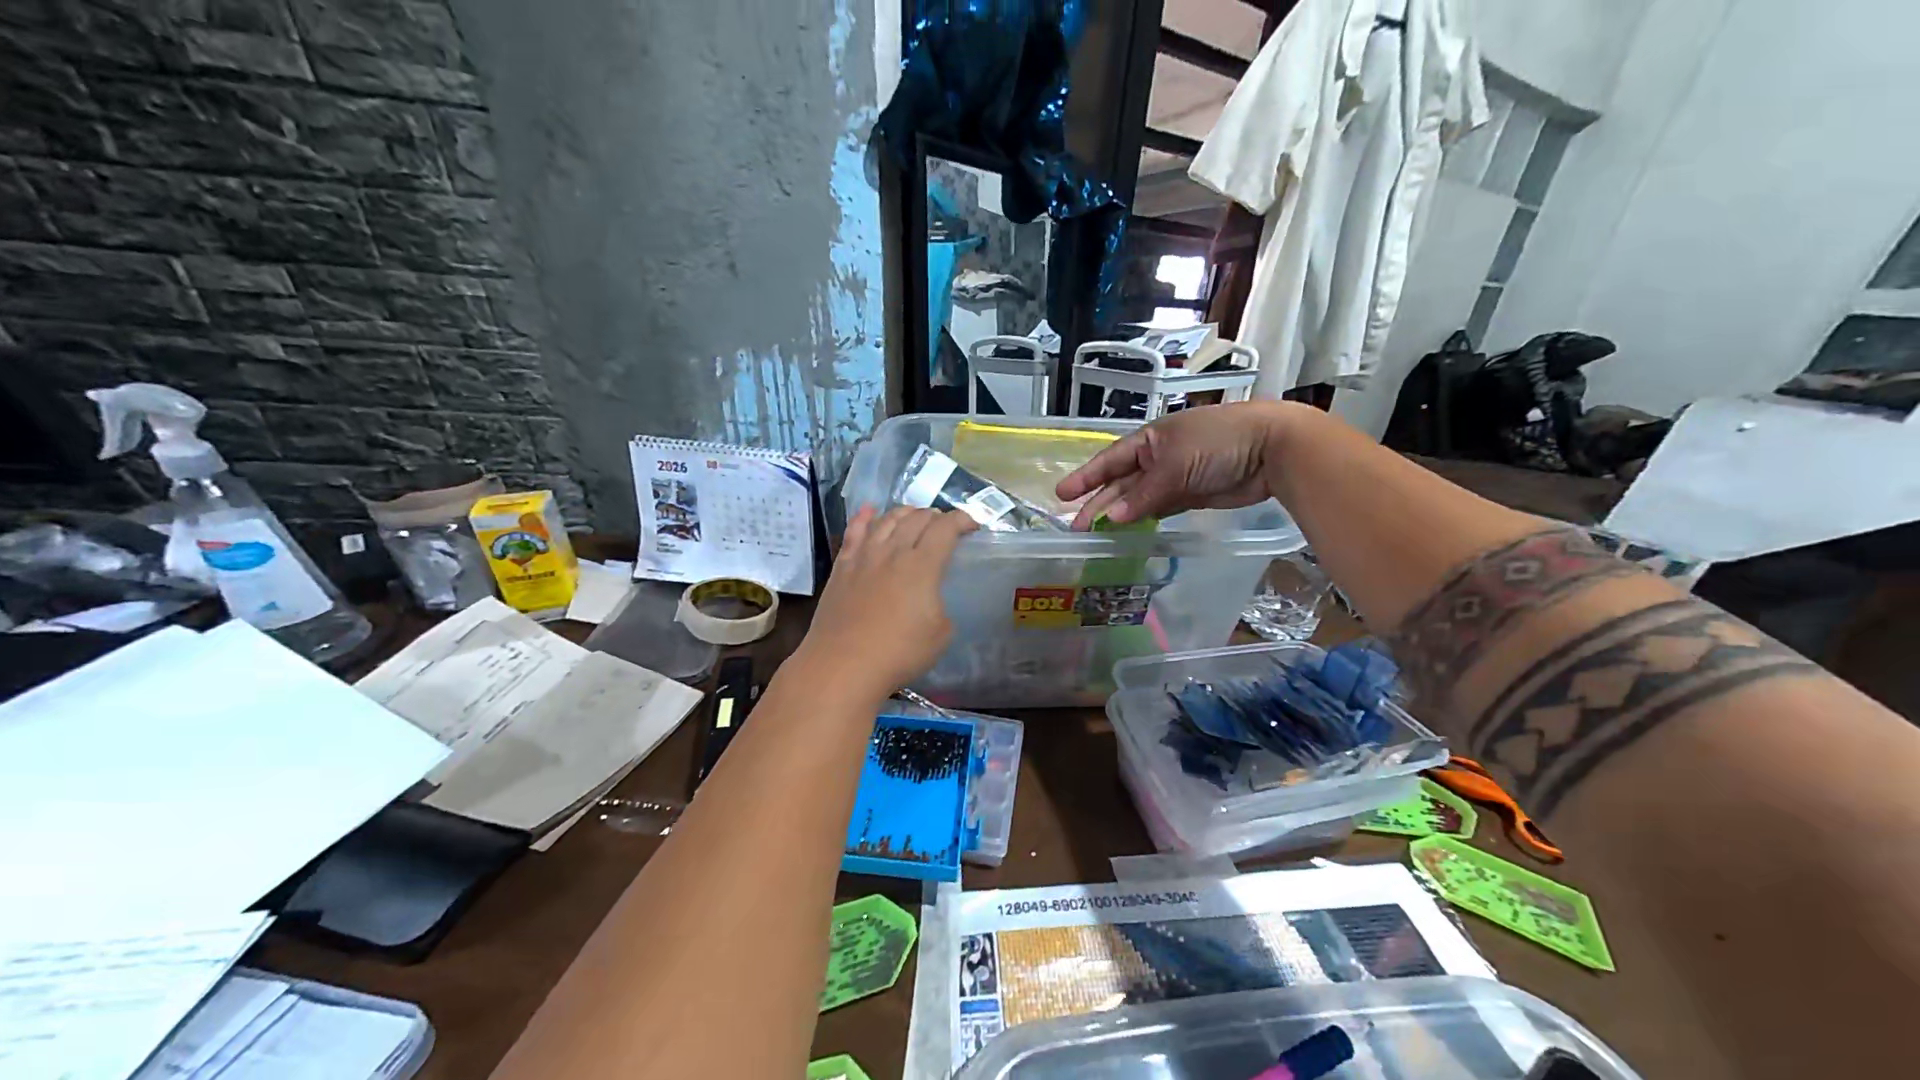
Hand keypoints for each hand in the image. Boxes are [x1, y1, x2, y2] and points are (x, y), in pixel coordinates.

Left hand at [793, 505, 975, 699]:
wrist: (843, 664)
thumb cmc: (899, 653)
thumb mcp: (941, 634)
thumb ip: (940, 606)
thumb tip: (930, 599)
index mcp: (922, 565)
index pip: (945, 529)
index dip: (962, 520)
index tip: (972, 525)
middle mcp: (893, 552)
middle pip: (916, 519)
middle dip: (935, 516)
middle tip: (944, 525)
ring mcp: (864, 557)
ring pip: (887, 520)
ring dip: (905, 513)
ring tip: (914, 515)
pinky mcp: (842, 567)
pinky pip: (854, 533)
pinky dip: (864, 518)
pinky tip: (870, 510)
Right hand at [1056, 402, 1304, 529]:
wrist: (1272, 448)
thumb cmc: (1219, 441)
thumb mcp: (1175, 463)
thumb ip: (1143, 494)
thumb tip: (1111, 519)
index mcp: (1150, 439)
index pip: (1109, 460)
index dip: (1085, 477)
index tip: (1061, 495)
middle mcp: (1158, 457)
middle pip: (1121, 483)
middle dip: (1098, 503)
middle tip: (1075, 527)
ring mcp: (1174, 477)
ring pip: (1138, 499)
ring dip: (1118, 515)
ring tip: (1096, 534)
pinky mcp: (1191, 495)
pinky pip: (1159, 508)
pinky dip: (1143, 519)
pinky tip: (1127, 531)